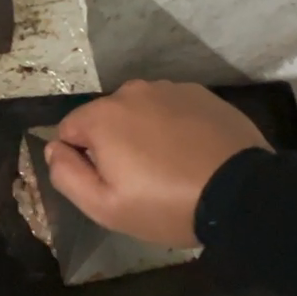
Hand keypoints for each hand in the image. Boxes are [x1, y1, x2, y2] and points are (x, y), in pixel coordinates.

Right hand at [44, 81, 269, 247]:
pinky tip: (191, 154)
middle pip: (104, 119)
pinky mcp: (202, 94)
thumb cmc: (166, 203)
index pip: (68, 132)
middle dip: (113, 145)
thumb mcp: (104, 206)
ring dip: (143, 134)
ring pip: (138, 112)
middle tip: (140, 181)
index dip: (82, 161)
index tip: (111, 185)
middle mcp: (132, 91)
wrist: (243, 194)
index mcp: (102, 115)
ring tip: (170, 168)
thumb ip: (66, 174)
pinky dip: (173, 128)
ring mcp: (170, 89)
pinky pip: (171, 110)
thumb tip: (53, 148)